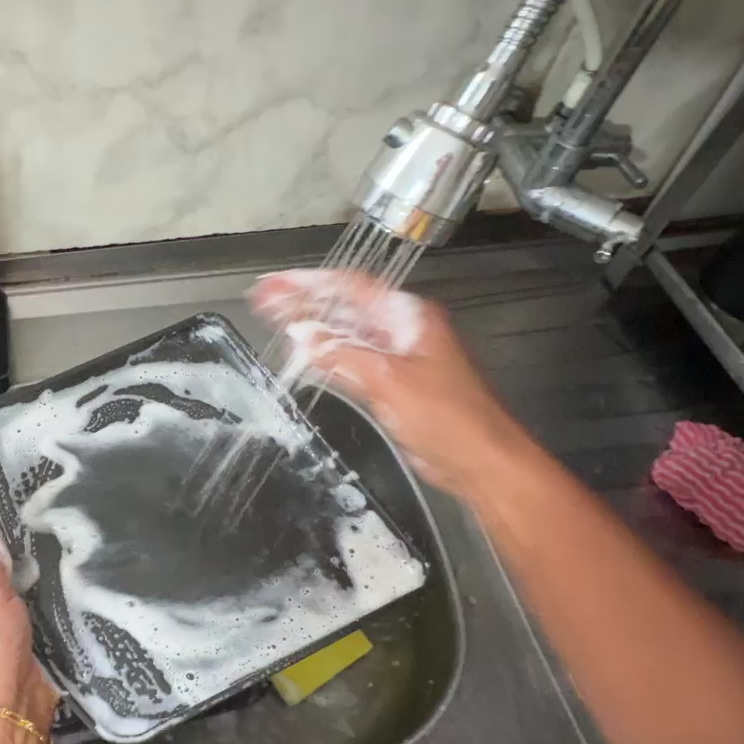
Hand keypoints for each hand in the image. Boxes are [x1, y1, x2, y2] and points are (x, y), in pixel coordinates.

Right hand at [249, 268, 537, 500]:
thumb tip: (302, 336)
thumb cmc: (449, 418)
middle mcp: (403, 332)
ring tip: (274, 316)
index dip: (310, 283)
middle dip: (304, 300)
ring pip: (346, 334)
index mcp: (409, 319)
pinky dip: (325, 355)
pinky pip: (351, 361)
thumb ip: (341, 356)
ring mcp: (398, 359)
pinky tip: (304, 354)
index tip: (276, 283)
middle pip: (345, 307)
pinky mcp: (392, 385)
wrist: (478, 461)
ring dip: (311, 325)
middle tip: (266, 296)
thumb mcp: (388, 380)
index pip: (351, 288)